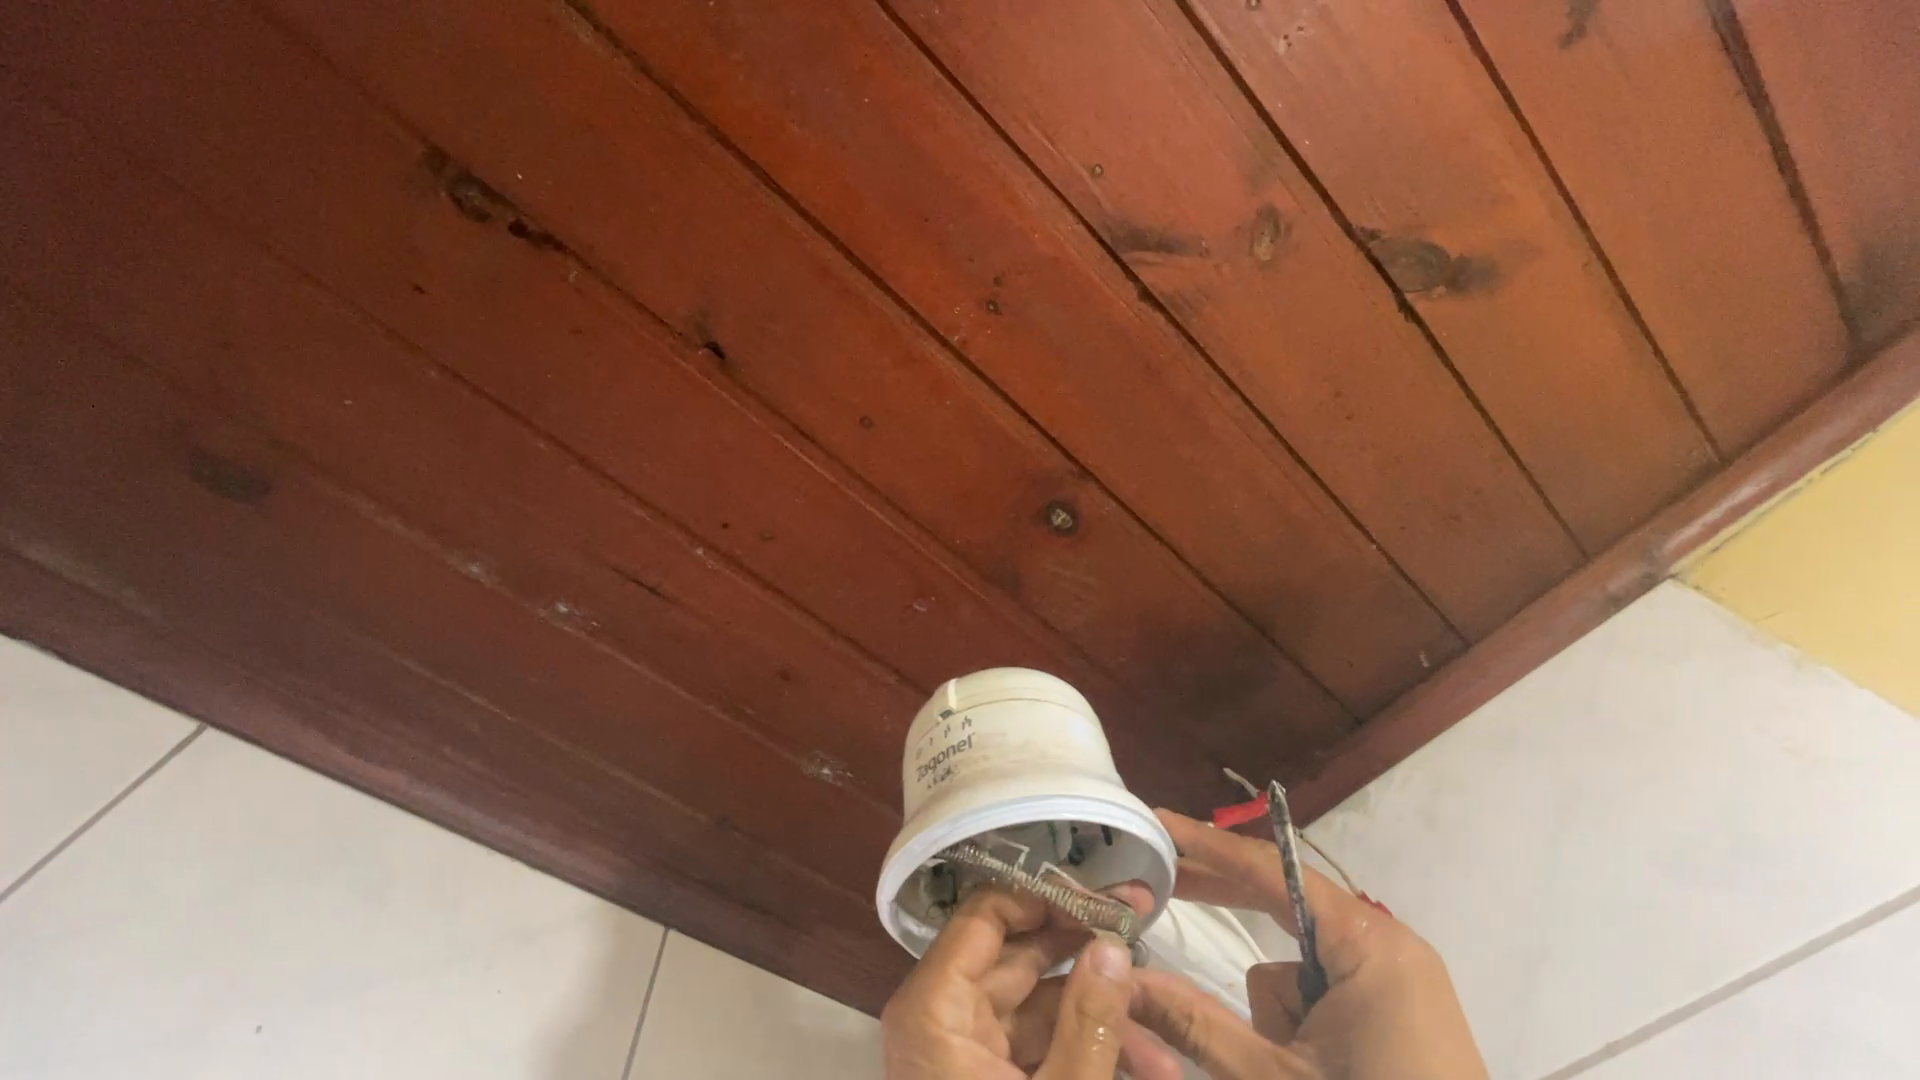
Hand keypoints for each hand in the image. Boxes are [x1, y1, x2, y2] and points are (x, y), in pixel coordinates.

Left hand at [881, 885, 1173, 1077]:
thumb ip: (1089, 1022)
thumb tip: (1111, 945)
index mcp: (935, 1007)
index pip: (986, 915)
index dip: (1045, 896)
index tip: (1104, 895)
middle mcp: (943, 1016)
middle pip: (1019, 956)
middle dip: (1089, 953)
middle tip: (1147, 925)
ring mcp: (966, 1050)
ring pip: (1039, 1004)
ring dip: (1101, 1012)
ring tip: (1166, 1033)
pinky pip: (1041, 1045)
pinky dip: (1087, 1048)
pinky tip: (1147, 1066)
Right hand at [1130, 809, 1487, 1079]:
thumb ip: (1195, 1024)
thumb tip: (1124, 980)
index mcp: (1367, 945)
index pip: (1270, 870)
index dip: (1208, 844)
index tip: (1157, 821)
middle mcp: (1386, 947)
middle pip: (1283, 902)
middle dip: (1224, 904)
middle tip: (1160, 888)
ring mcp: (1396, 982)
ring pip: (1298, 968)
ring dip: (1273, 1011)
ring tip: (1287, 1068)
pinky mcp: (1398, 1015)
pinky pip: (1323, 994)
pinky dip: (1299, 1025)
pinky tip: (1304, 1069)